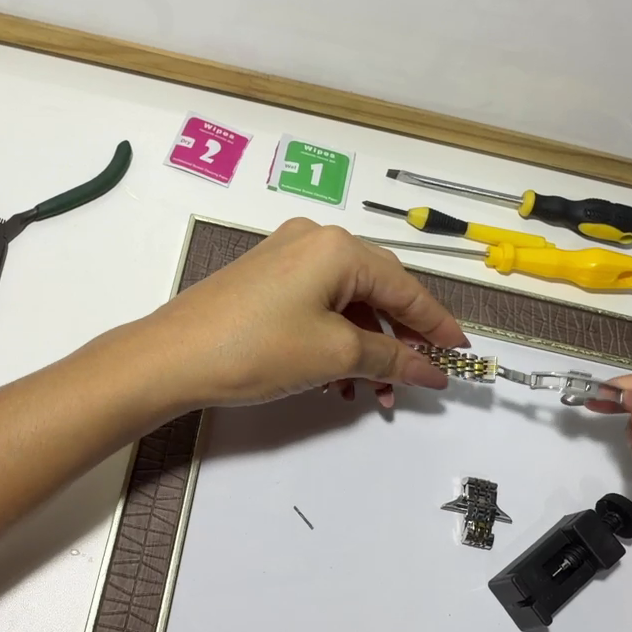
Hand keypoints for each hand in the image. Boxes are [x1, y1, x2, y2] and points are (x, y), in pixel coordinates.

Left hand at [133, 219, 468, 409]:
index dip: (436, 324)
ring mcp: (285, 255)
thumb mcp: (334, 356)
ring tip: (371, 392)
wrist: (171, 358)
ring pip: (346, 301)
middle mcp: (313, 239)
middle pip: (377, 289)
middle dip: (398, 339)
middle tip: (417, 378)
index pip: (404, 286)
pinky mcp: (264, 277)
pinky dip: (335, 337)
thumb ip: (391, 359)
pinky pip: (317, 303)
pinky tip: (337, 377)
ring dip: (365, 346)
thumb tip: (432, 370)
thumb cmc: (256, 350)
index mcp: (337, 247)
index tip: (460, 353)